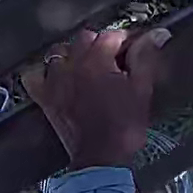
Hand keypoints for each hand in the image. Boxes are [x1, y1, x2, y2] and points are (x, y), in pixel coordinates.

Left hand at [23, 27, 169, 169]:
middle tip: (117, 60)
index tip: (136, 48)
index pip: (112, 35)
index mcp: (97, 61)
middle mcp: (71, 65)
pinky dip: (44, 72)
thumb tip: (158, 33)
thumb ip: (146, 58)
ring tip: (89, 67)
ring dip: (74, 54)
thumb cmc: (125, 126)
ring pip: (60, 52)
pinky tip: (57, 76)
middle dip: (102, 44)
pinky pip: (34, 75)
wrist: (101, 159)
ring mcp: (54, 81)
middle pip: (85, 39)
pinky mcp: (45, 98)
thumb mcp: (142, 90)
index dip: (127, 39)